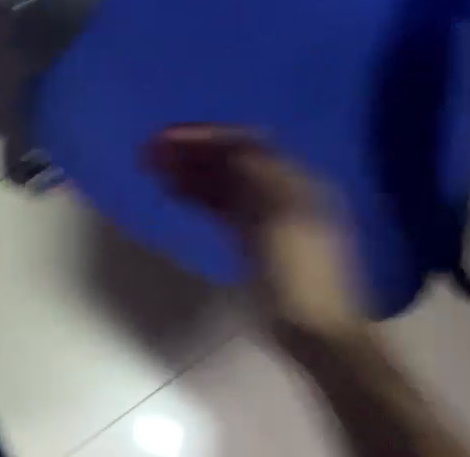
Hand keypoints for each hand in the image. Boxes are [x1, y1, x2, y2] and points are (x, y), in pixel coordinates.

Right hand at [144, 125, 368, 353]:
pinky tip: (174, 190)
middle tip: (152, 150)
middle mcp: (283, 191)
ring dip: (190, 171)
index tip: (167, 137)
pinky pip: (222, 204)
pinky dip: (198, 193)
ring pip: (223, 181)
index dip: (206, 135)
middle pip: (231, 160)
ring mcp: (269, 214)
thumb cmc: (299, 274)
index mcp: (296, 182)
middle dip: (192, 151)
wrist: (317, 334)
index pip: (245, 143)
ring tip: (154, 167)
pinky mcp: (254, 236)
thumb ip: (252, 176)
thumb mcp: (277, 218)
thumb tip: (225, 146)